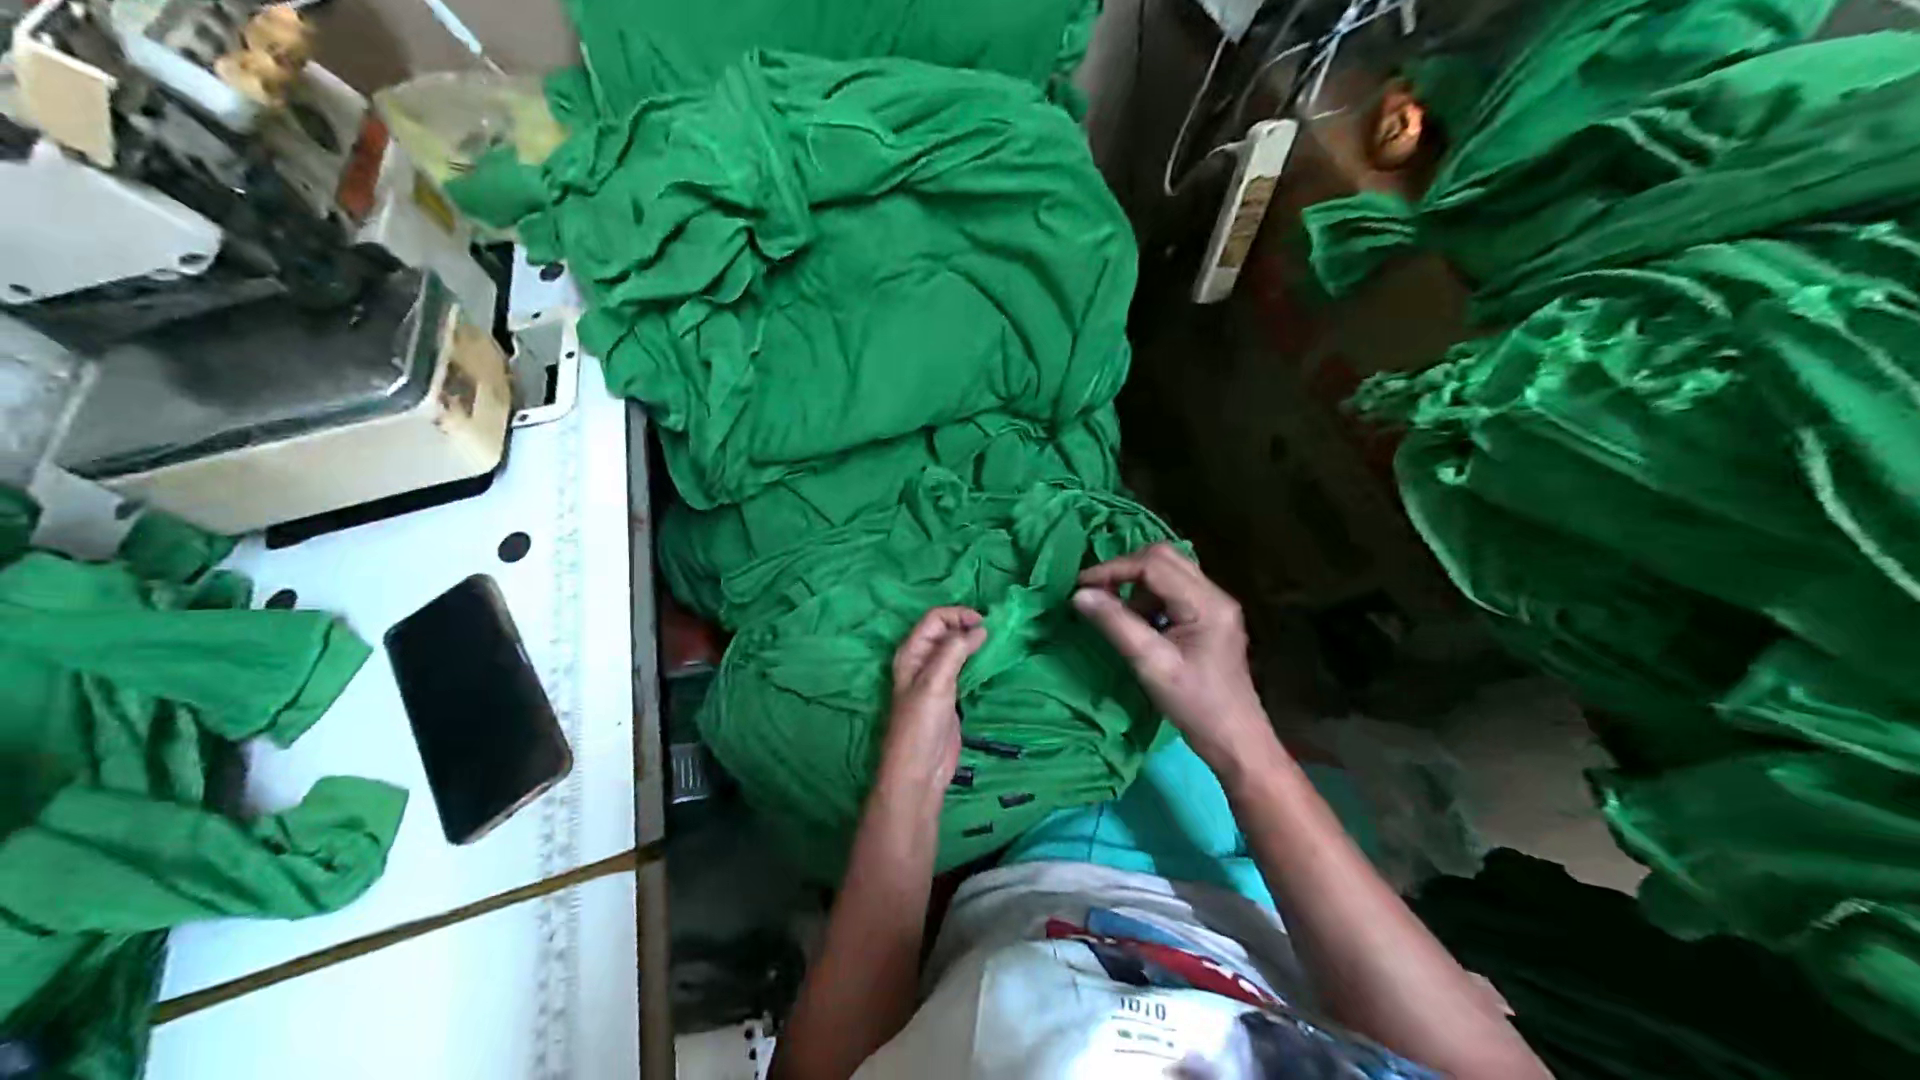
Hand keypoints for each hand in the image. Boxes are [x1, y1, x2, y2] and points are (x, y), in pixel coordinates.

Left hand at [881, 606, 986, 787]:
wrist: (920, 770)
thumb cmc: (921, 724)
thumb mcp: (935, 681)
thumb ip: (954, 650)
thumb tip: (979, 628)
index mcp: (911, 652)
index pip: (934, 618)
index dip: (958, 615)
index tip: (984, 622)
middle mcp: (921, 661)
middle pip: (945, 630)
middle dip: (967, 625)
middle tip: (994, 631)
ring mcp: (935, 678)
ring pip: (955, 649)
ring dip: (973, 642)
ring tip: (996, 642)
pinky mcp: (949, 695)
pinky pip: (963, 668)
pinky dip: (976, 661)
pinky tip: (990, 662)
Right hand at [1072, 544, 1280, 773]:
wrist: (1234, 740)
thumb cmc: (1194, 705)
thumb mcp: (1150, 664)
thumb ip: (1115, 624)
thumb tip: (1079, 594)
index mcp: (1206, 603)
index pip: (1153, 564)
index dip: (1113, 570)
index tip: (1081, 587)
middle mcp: (1215, 595)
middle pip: (1163, 558)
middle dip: (1125, 570)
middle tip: (1097, 593)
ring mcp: (1215, 605)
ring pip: (1168, 571)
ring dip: (1136, 585)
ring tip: (1117, 614)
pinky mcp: (1210, 618)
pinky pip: (1174, 590)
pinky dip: (1149, 598)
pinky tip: (1138, 624)